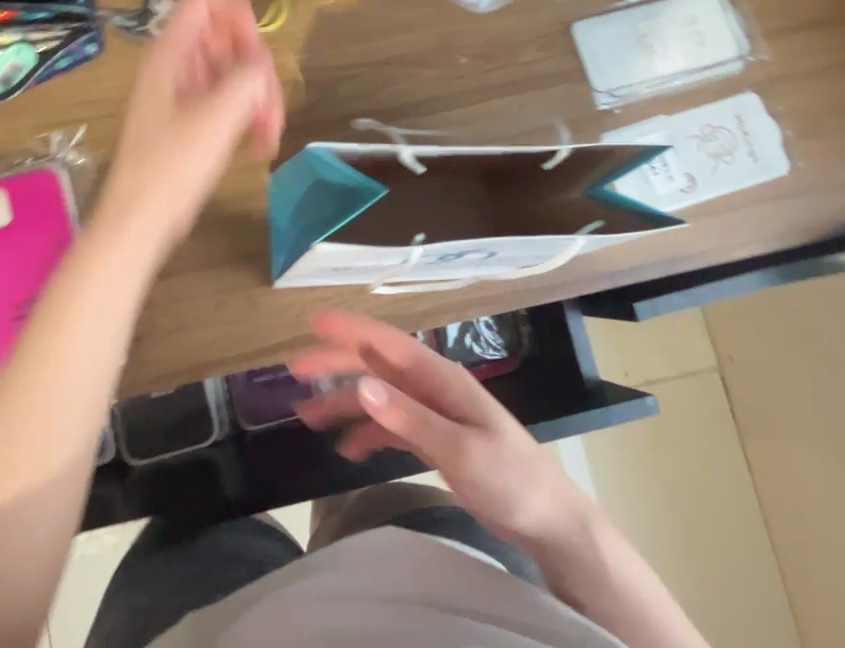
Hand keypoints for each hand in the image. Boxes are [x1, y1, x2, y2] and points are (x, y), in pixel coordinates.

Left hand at [99, 0, 284, 245]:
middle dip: (256, 65)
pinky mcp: (191, 117)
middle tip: (269, 105)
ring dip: (258, 96)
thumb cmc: (170, 168)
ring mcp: (183, 90)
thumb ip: (247, 77)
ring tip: (269, 133)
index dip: (236, 9)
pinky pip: (227, 97)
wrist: (141, 219)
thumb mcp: (217, 117)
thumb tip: (263, 66)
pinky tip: (259, 142)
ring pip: (233, 69)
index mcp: (171, 51)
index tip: (255, 47)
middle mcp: (176, 63)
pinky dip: (247, 113)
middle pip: (227, 35)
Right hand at [290, 311, 587, 545]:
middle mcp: (433, 388)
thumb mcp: (459, 449)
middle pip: (377, 366)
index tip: (312, 323)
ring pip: (379, 397)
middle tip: (295, 370)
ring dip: (345, 403)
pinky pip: (391, 426)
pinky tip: (348, 449)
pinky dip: (367, 433)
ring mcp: (433, 413)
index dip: (350, 330)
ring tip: (307, 416)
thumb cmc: (511, 479)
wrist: (549, 521)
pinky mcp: (435, 439)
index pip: (388, 343)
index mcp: (441, 379)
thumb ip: (409, 417)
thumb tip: (360, 384)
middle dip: (336, 364)